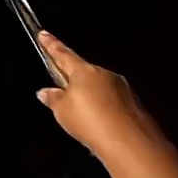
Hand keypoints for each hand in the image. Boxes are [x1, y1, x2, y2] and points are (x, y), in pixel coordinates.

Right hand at [35, 32, 171, 162]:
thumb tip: (45, 92)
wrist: (129, 143)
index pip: (63, 54)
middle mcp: (105, 74)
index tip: (44, 33)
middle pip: (83, 72)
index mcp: (84, 71)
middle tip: (61, 91)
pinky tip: (98, 125)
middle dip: (72, 80)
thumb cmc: (90, 121)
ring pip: (99, 88)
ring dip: (89, 97)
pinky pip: (112, 103)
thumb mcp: (62, 111)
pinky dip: (103, 110)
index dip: (51, 45)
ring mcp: (122, 89)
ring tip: (80, 116)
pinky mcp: (134, 105)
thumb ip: (53, 99)